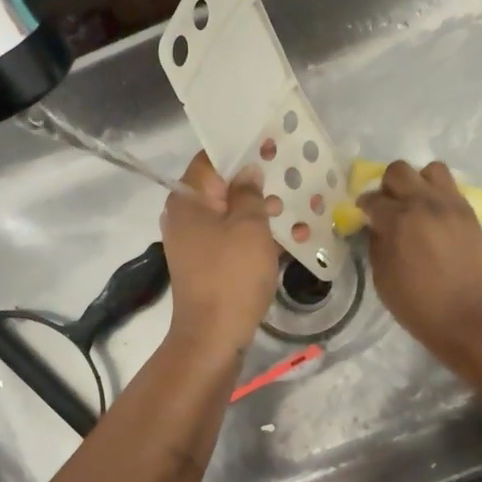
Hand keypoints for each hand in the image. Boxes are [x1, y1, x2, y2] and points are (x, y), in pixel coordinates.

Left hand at [160, 152, 281, 352]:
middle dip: (255, 182)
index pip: (211, 158)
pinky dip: (253, 236)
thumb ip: (250, 193)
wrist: (213, 336)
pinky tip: (283, 239)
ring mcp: (194, 243)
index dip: (241, 149)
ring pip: (229, 215)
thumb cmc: (232, 276)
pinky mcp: (206, 265)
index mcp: (188, 199)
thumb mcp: (250, 228)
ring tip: (296, 209)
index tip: (272, 145)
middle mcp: (185, 217)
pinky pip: (231, 240)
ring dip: (259, 212)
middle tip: (292, 177)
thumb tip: (248, 171)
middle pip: (221, 187)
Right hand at [359, 160, 481, 355]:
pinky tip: (436, 220)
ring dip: (419, 183)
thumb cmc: (421, 307)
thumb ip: (377, 246)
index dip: (364, 208)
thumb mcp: (384, 280)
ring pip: (431, 170)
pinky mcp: (471, 214)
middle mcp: (425, 203)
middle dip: (388, 186)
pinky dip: (439, 197)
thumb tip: (378, 227)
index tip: (365, 217)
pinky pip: (452, 190)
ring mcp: (452, 205)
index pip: (372, 199)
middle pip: (399, 171)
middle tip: (390, 208)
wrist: (471, 318)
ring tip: (418, 207)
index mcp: (398, 220)